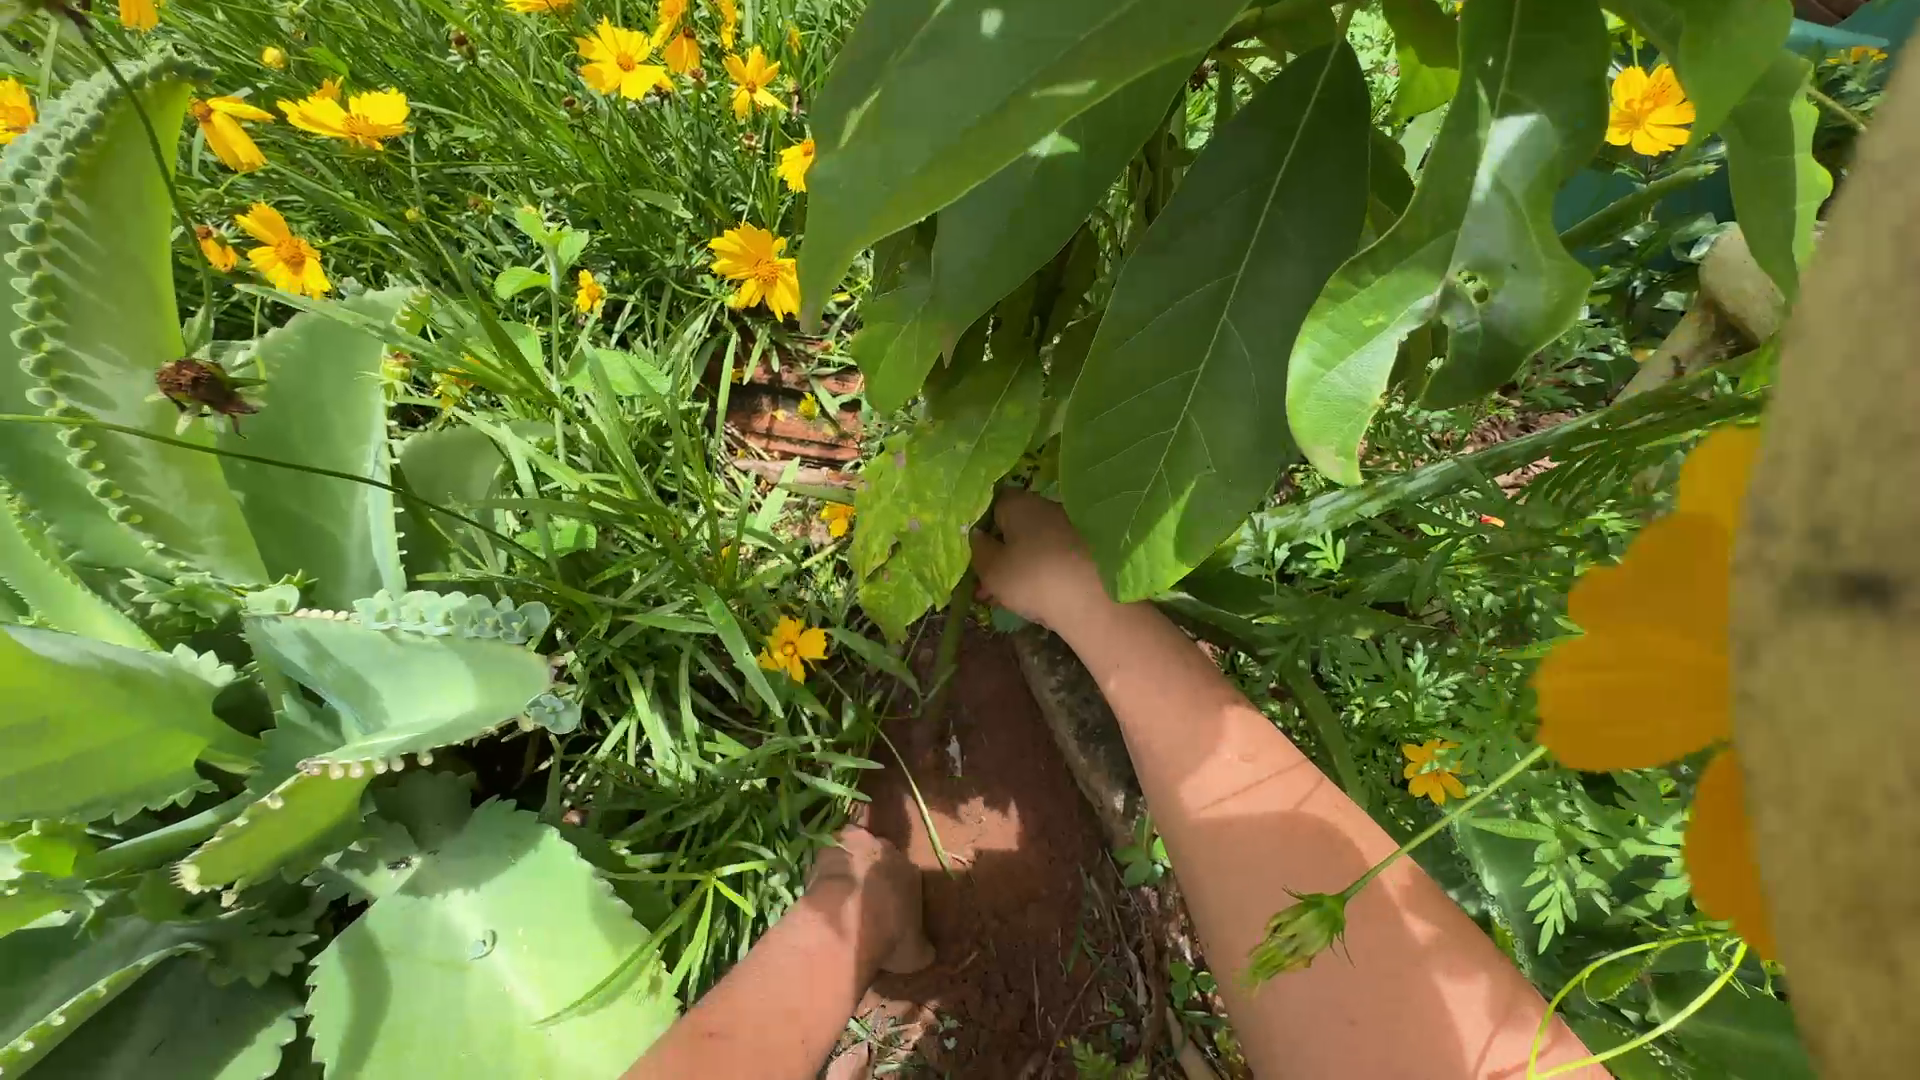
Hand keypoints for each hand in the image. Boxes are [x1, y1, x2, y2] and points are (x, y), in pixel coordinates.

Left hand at [807, 825, 933, 974]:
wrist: (847, 921)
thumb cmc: (888, 936)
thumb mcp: (915, 954)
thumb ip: (922, 948)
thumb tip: (926, 952)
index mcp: (911, 872)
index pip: (908, 878)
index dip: (897, 893)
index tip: (890, 911)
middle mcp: (887, 851)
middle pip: (881, 859)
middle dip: (874, 874)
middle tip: (864, 899)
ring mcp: (856, 846)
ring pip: (854, 853)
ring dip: (850, 869)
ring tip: (841, 896)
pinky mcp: (827, 850)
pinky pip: (829, 859)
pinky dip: (826, 872)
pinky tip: (822, 893)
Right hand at [968, 490, 1115, 633]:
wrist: (1097, 602)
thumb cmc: (1034, 578)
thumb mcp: (992, 570)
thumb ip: (978, 550)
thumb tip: (977, 535)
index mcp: (1020, 503)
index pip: (993, 503)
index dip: (979, 526)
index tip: (972, 552)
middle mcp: (1047, 508)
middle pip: (1014, 526)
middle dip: (998, 553)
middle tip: (983, 583)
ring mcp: (1071, 528)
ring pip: (1034, 545)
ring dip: (1017, 567)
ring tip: (1002, 598)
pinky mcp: (1088, 551)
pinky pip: (1054, 558)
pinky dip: (1041, 574)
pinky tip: (1031, 598)